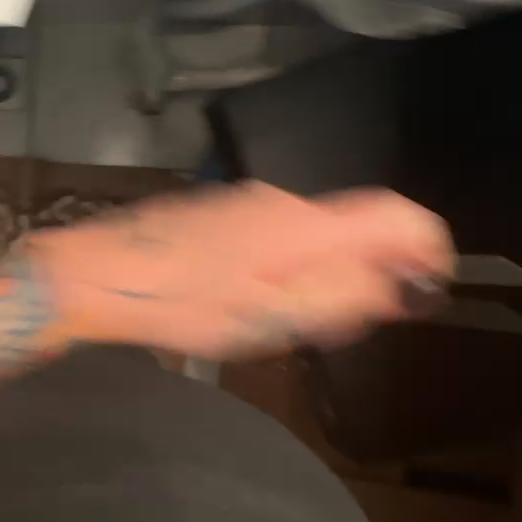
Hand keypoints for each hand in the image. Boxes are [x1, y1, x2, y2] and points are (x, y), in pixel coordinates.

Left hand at [29, 182, 453, 359]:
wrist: (96, 273)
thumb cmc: (183, 302)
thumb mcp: (270, 317)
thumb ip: (342, 298)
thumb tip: (399, 286)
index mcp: (304, 224)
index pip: (396, 213)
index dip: (425, 247)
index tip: (425, 286)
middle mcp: (279, 201)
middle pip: (351, 226)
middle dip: (363, 271)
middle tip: (336, 320)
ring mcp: (240, 202)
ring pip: (307, 232)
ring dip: (316, 271)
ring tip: (280, 316)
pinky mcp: (211, 211)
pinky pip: (269, 233)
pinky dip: (279, 263)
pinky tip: (242, 296)